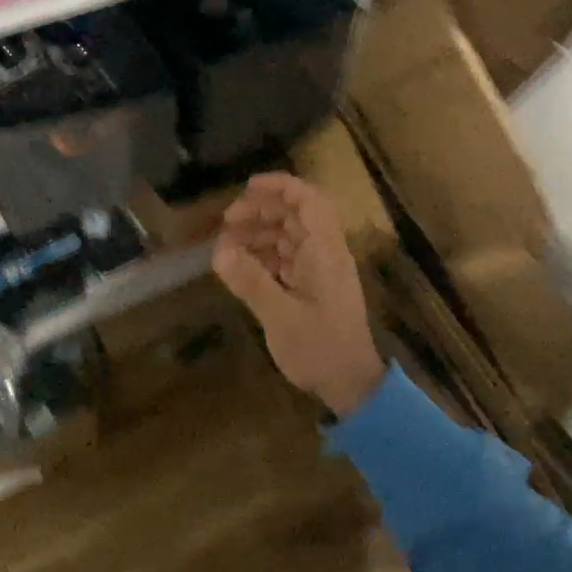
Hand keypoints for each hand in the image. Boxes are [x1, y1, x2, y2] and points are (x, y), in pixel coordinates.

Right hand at [213, 172, 384, 415]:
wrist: (351, 385)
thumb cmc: (320, 348)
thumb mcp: (279, 316)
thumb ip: (250, 281)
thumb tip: (219, 251)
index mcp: (324, 252)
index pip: (308, 200)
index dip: (279, 186)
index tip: (246, 188)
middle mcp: (326, 254)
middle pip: (296, 215)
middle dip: (261, 211)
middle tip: (227, 222)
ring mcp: (322, 272)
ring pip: (290, 237)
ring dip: (260, 234)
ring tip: (227, 245)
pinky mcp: (315, 289)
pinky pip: (289, 259)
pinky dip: (265, 256)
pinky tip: (242, 267)